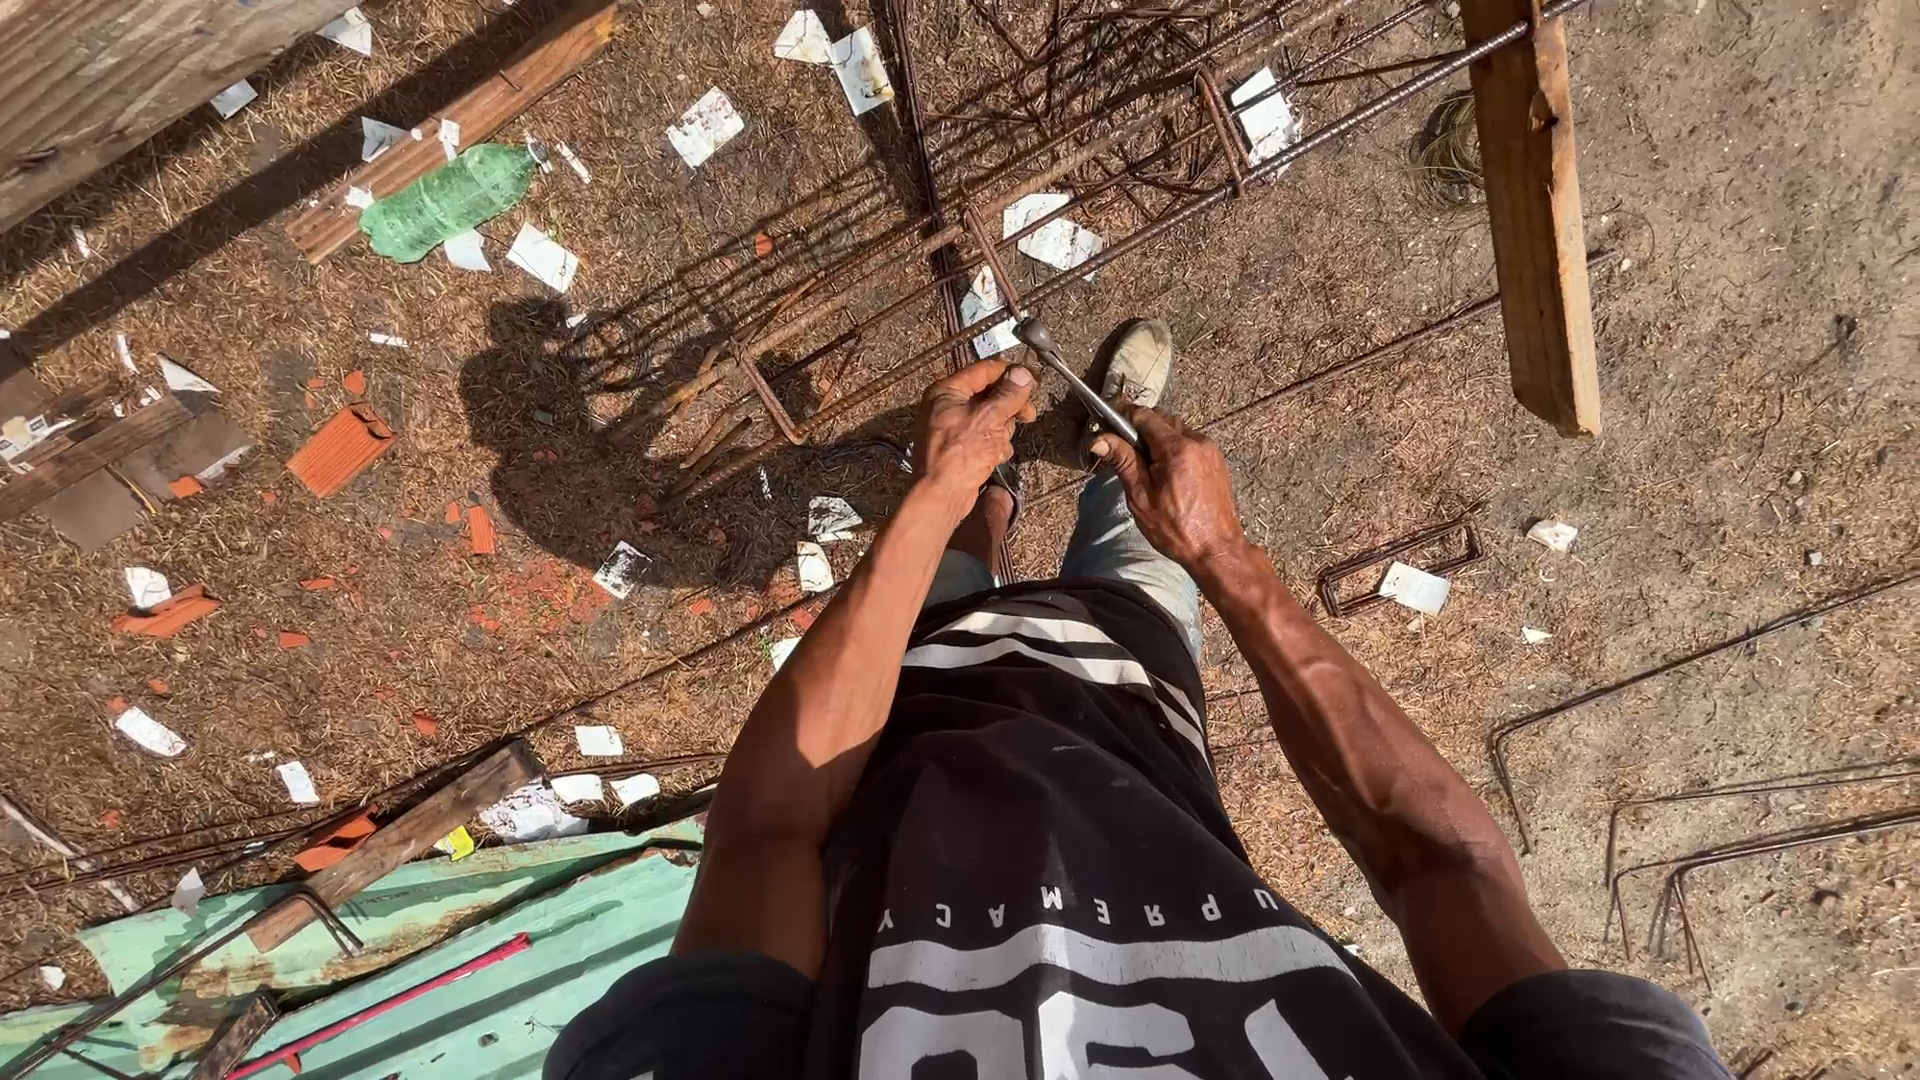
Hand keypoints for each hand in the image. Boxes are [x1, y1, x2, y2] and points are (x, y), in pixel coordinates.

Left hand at [911, 360, 1036, 515]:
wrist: (942, 495)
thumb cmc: (958, 456)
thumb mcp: (990, 419)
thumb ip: (1008, 395)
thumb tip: (1022, 374)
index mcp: (947, 391)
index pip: (985, 370)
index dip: (1011, 374)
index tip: (1032, 380)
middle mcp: (947, 406)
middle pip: (990, 395)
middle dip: (1009, 409)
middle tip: (1027, 415)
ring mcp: (953, 428)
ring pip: (991, 418)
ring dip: (1002, 431)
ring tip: (998, 444)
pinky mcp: (960, 447)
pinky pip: (985, 437)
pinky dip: (994, 446)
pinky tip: (994, 456)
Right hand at [1090, 406, 1248, 570]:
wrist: (1216, 549)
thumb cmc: (1176, 529)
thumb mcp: (1141, 497)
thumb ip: (1123, 462)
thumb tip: (1099, 440)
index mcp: (1177, 450)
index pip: (1145, 416)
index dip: (1123, 414)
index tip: (1107, 417)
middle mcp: (1197, 442)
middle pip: (1161, 419)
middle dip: (1139, 427)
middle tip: (1120, 446)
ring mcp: (1210, 450)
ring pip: (1176, 430)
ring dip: (1156, 437)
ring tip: (1142, 463)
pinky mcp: (1215, 460)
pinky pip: (1189, 442)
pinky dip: (1172, 447)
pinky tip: (1163, 469)